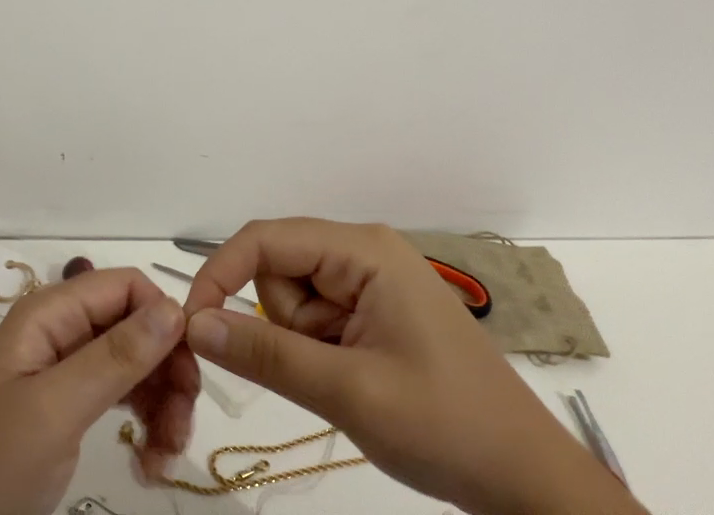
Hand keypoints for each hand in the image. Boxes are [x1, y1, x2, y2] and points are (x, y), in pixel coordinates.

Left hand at [0, 267, 199, 514]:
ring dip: (163, 407)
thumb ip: (115, 357)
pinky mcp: (68, 407)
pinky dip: (145, 427)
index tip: (191, 367)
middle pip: (137, 327)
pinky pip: (123, 399)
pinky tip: (151, 462)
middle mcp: (60, 331)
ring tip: (166, 457)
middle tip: (183, 427)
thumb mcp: (54, 409)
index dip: (164, 317)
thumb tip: (175, 306)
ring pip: (137, 367)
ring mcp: (64, 370)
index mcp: (49, 314)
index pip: (125, 286)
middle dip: (168, 372)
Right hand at [183, 219, 646, 514]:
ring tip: (347, 381)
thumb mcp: (347, 391)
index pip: (265, 239)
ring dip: (299, 343)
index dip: (220, 274)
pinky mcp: (375, 311)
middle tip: (321, 371)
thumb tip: (194, 322)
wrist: (522, 475)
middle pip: (278, 268)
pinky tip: (355, 380)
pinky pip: (317, 319)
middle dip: (279, 323)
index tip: (191, 327)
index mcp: (364, 250)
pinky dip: (317, 352)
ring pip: (293, 298)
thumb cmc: (444, 424)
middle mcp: (365, 252)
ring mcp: (372, 282)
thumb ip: (266, 353)